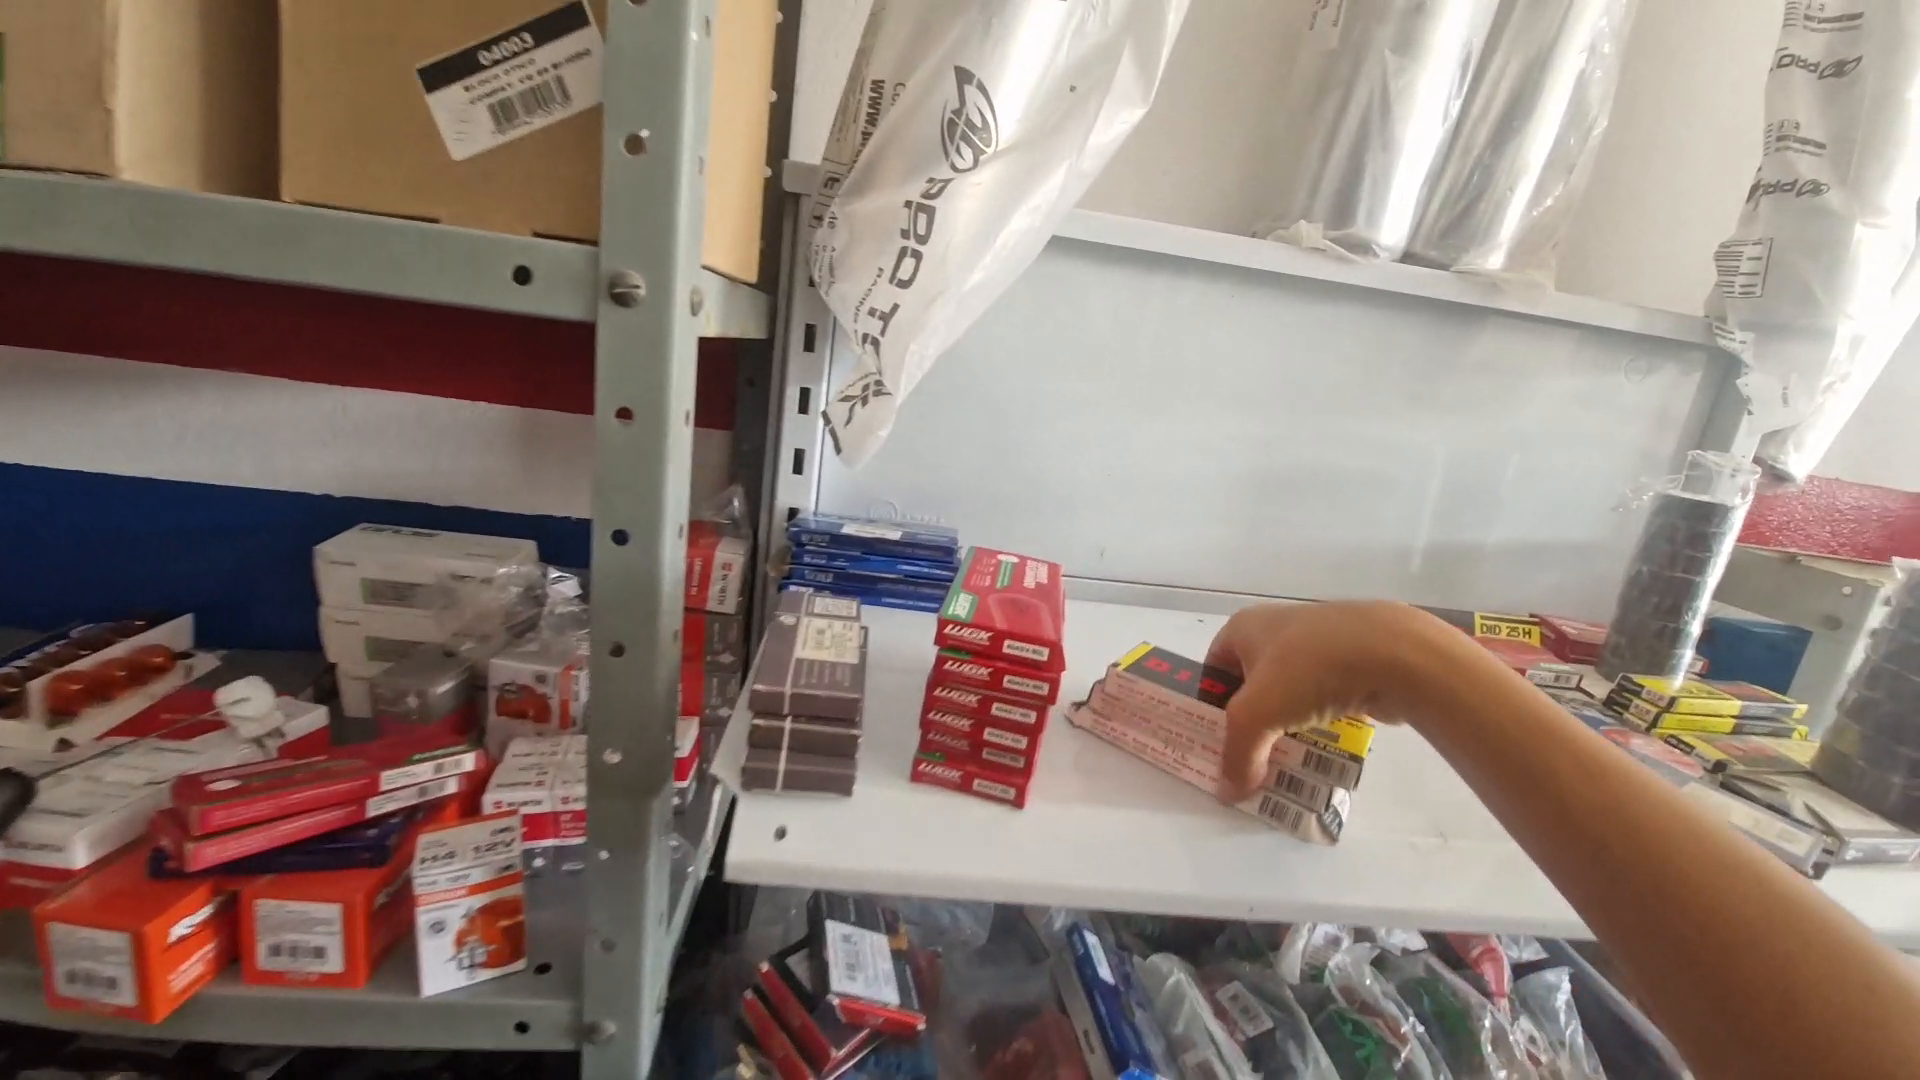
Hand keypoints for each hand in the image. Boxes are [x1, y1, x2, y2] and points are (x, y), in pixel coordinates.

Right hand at [1205, 601, 1457, 800]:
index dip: (1211, 704)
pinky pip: (1329, 696)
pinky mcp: (1358, 659)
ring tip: (1290, 758)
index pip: (1213, 668)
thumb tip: (1228, 793)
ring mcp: (1321, 641)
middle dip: (1253, 722)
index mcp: (1244, 627)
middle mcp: (1278, 628)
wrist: (1396, 654)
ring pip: (1293, 692)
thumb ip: (1237, 756)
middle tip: (1252, 758)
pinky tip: (1328, 747)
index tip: (1219, 740)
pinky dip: (1325, 721)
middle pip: (1253, 684)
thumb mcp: (1256, 716)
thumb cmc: (1308, 669)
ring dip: (1289, 725)